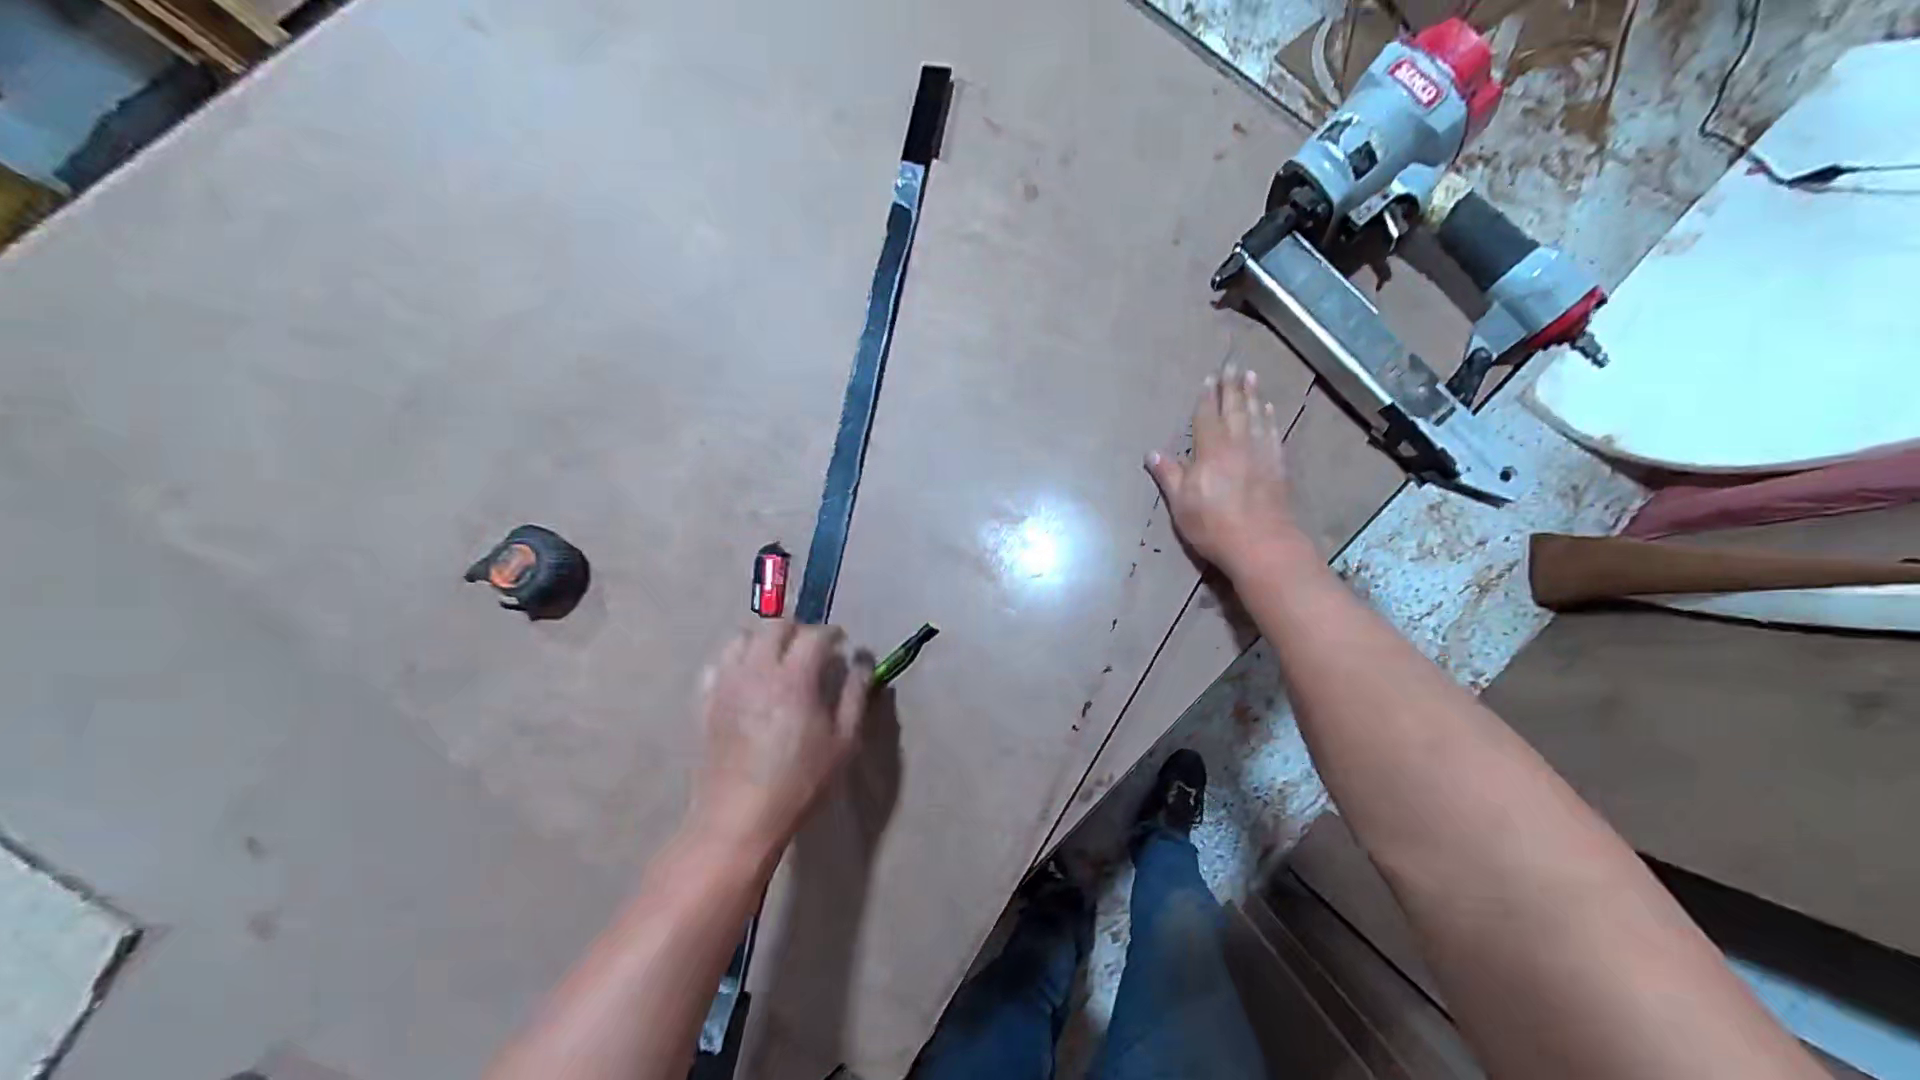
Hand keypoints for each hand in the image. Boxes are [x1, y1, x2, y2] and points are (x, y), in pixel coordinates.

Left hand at [688, 621, 872, 858]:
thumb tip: (862, 661)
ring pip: (741, 637)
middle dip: (798, 629)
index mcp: (794, 678)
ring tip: (778, 659)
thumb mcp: (843, 742)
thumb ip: (856, 695)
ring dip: (764, 639)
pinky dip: (735, 660)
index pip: (815, 634)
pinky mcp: (705, 701)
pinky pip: (718, 663)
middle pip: (775, 625)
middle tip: (811, 649)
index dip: (832, 634)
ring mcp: (726, 683)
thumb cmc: (800, 782)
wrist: (738, 818)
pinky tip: (747, 679)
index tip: (842, 644)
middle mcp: (757, 670)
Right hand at [1146, 363, 1312, 575]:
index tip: (1209, 379)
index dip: (1207, 398)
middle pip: (1235, 409)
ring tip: (1251, 377)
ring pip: (1257, 416)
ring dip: (1253, 395)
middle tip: (1233, 366)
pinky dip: (1271, 418)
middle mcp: (1238, 444)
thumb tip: (1152, 453)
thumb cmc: (1213, 525)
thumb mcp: (1181, 503)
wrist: (1261, 543)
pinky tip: (1269, 410)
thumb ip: (1169, 475)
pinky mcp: (1277, 465)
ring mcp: (1261, 453)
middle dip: (1232, 387)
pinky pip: (1273, 433)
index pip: (1208, 416)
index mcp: (1211, 450)